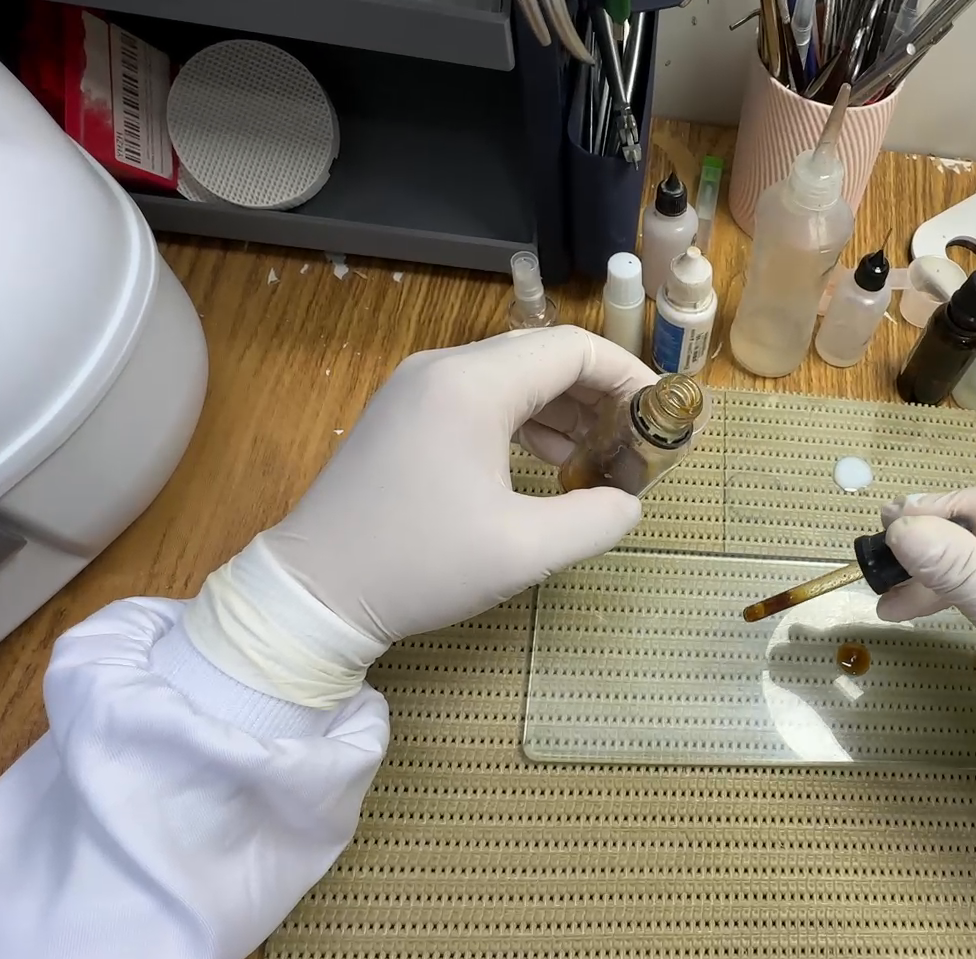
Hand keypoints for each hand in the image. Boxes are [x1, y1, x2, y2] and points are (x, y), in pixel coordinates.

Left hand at [266, 326, 659, 641]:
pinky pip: (484, 399)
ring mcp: (419, 389)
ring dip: (565, 409)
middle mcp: (443, 369)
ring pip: (514, 377)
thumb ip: (595, 520)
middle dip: (600, 394)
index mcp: (472, 386)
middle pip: (544, 357)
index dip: (628, 375)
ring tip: (597, 457)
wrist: (314, 593)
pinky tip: (547, 462)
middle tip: (635, 441)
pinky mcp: (407, 415)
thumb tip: (628, 502)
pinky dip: (527, 421)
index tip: (660, 415)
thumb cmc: (419, 566)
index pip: (572, 349)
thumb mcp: (524, 551)